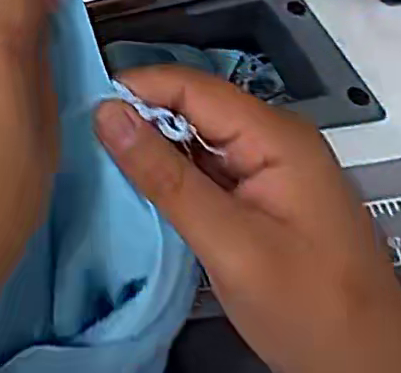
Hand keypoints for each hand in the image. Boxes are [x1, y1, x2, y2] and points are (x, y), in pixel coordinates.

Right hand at [94, 66, 400, 372]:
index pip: (189, 86)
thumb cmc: (314, 314)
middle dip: (140, 117)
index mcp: (275, 135)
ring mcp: (265, 161)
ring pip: (191, 131)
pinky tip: (144, 184)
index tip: (86, 109)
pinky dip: (169, 167)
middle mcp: (271, 135)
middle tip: (91, 140)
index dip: (136, 90)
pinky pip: (201, 159)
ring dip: (151, 144)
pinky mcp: (257, 187)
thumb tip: (106, 114)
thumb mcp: (231, 246)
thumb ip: (165, 176)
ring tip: (107, 160)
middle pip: (189, 104)